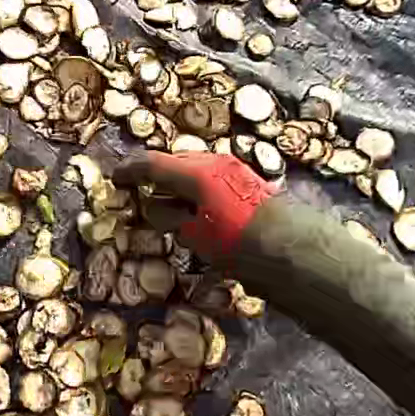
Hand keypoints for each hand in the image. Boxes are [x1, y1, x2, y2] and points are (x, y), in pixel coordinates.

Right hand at [113, 151, 278, 257]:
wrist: (299, 253)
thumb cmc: (241, 245)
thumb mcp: (194, 235)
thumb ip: (168, 216)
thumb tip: (154, 206)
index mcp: (196, 173)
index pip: (151, 163)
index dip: (129, 170)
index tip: (115, 178)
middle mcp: (213, 163)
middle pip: (172, 162)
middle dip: (152, 175)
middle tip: (137, 190)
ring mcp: (232, 170)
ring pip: (191, 170)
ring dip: (174, 182)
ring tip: (163, 202)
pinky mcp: (246, 181)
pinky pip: (209, 178)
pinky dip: (193, 189)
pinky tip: (192, 207)